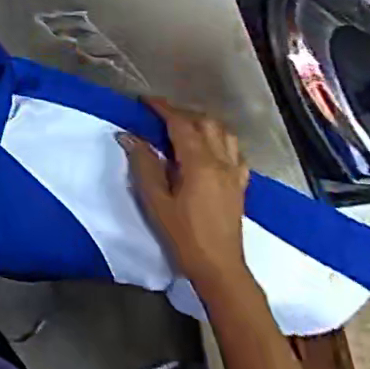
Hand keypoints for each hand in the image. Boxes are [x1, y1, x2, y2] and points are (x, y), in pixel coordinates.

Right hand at [120, 97, 250, 286]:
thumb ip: (144, 166)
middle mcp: (220, 160)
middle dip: (182, 113)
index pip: (180, 124)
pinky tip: (212, 149)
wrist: (219, 268)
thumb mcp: (156, 203)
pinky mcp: (240, 185)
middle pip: (204, 123)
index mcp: (199, 162)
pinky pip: (234, 151)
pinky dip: (221, 140)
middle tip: (159, 115)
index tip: (146, 101)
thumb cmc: (183, 237)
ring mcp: (234, 172)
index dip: (163, 108)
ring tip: (184, 126)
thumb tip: (130, 136)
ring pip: (223, 132)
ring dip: (203, 122)